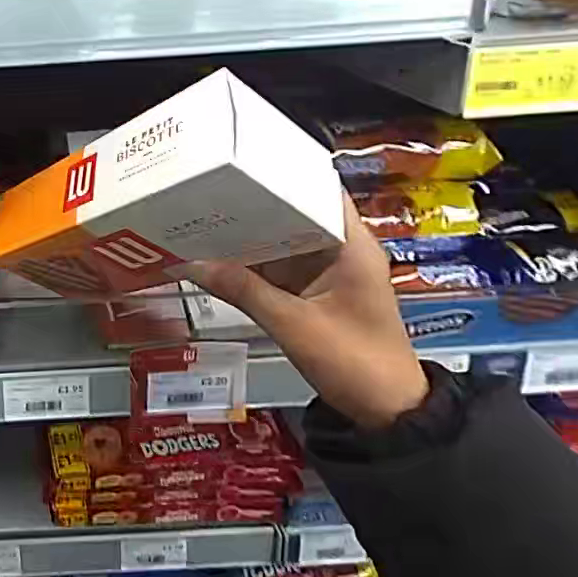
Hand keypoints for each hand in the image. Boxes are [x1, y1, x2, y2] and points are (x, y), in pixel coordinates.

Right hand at [180, 194, 427, 429]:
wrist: (387, 411)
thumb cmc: (353, 360)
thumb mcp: (293, 324)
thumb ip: (242, 290)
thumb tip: (191, 263)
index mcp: (350, 244)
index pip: (317, 189)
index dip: (281, 173)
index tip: (240, 165)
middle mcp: (339, 249)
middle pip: (294, 213)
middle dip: (253, 205)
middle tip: (208, 192)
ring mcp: (325, 271)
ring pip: (282, 241)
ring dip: (249, 235)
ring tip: (204, 218)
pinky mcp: (313, 292)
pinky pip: (277, 267)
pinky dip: (252, 263)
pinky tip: (218, 256)